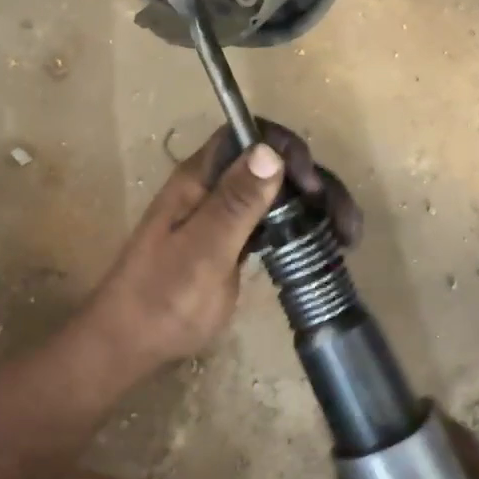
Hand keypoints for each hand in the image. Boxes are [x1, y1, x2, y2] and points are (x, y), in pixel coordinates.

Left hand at [77, 122, 360, 375]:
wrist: (129, 343)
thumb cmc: (162, 297)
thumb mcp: (202, 250)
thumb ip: (236, 202)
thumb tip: (271, 150)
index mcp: (200, 178)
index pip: (247, 135)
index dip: (285, 147)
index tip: (311, 184)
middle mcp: (213, 187)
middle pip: (271, 162)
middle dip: (313, 179)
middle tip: (343, 221)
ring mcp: (223, 215)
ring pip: (278, 191)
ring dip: (316, 204)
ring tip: (348, 236)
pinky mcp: (233, 242)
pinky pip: (274, 220)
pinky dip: (303, 227)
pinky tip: (329, 246)